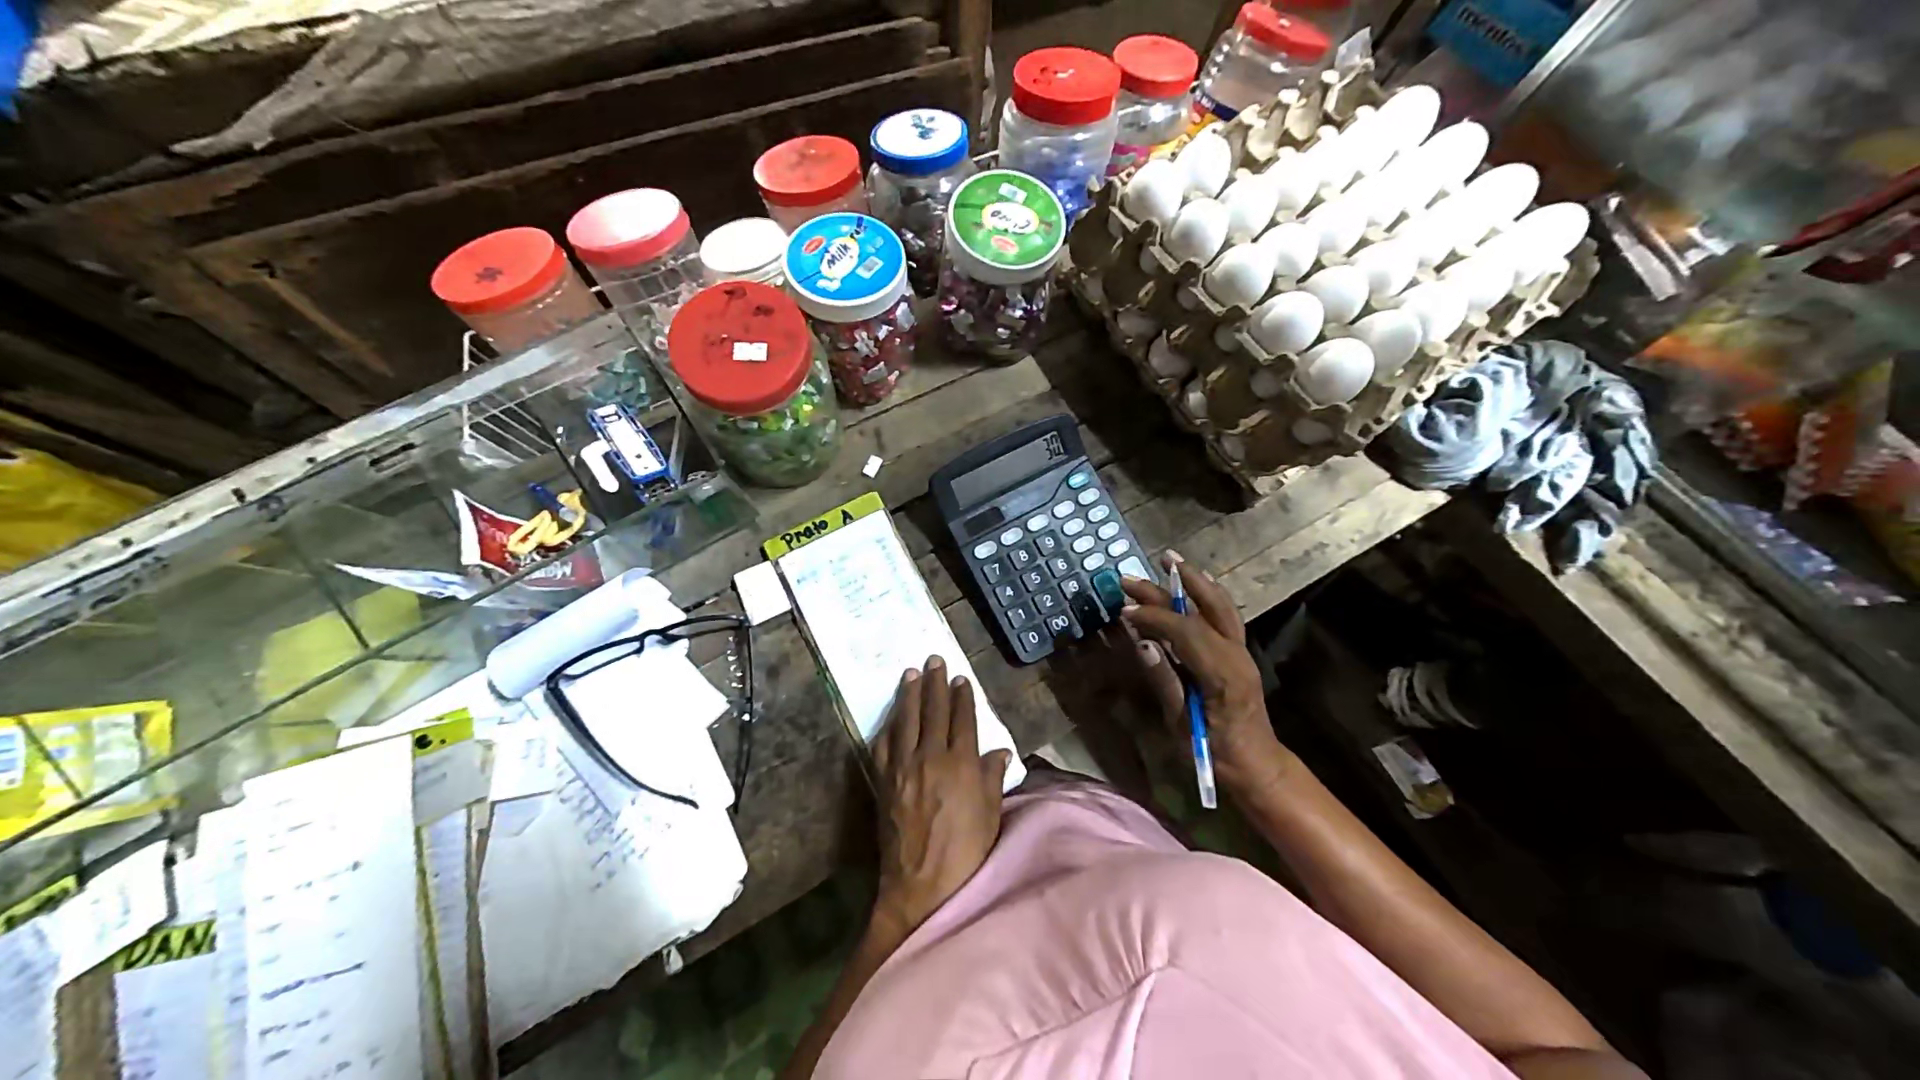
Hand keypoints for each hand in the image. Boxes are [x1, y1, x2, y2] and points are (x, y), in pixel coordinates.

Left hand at [870, 656, 1012, 940]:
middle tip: (934, 660)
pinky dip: (888, 725)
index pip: (962, 718)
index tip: (960, 678)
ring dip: (908, 694)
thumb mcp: (991, 814)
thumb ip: (992, 778)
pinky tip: (891, 716)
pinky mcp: (884, 781)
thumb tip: (998, 752)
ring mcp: (903, 767)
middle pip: (933, 711)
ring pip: (905, 720)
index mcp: (961, 763)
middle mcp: (930, 757)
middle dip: (935, 683)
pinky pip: (884, 744)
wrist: (922, 884)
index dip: (962, 696)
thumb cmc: (967, 852)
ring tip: (911, 673)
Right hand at [1120, 552, 1291, 797]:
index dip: (1153, 616)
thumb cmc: (1216, 754)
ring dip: (1195, 581)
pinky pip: (1226, 616)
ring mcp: (1242, 653)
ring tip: (1172, 561)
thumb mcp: (1183, 724)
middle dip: (1167, 589)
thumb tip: (1142, 642)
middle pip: (1202, 611)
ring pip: (1220, 606)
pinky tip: (1196, 584)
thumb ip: (1164, 680)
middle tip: (1132, 577)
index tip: (1124, 610)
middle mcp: (1237, 656)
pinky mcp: (1240, 655)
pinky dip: (1209, 595)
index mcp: (1223, 675)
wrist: (1257, 767)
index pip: (1186, 631)